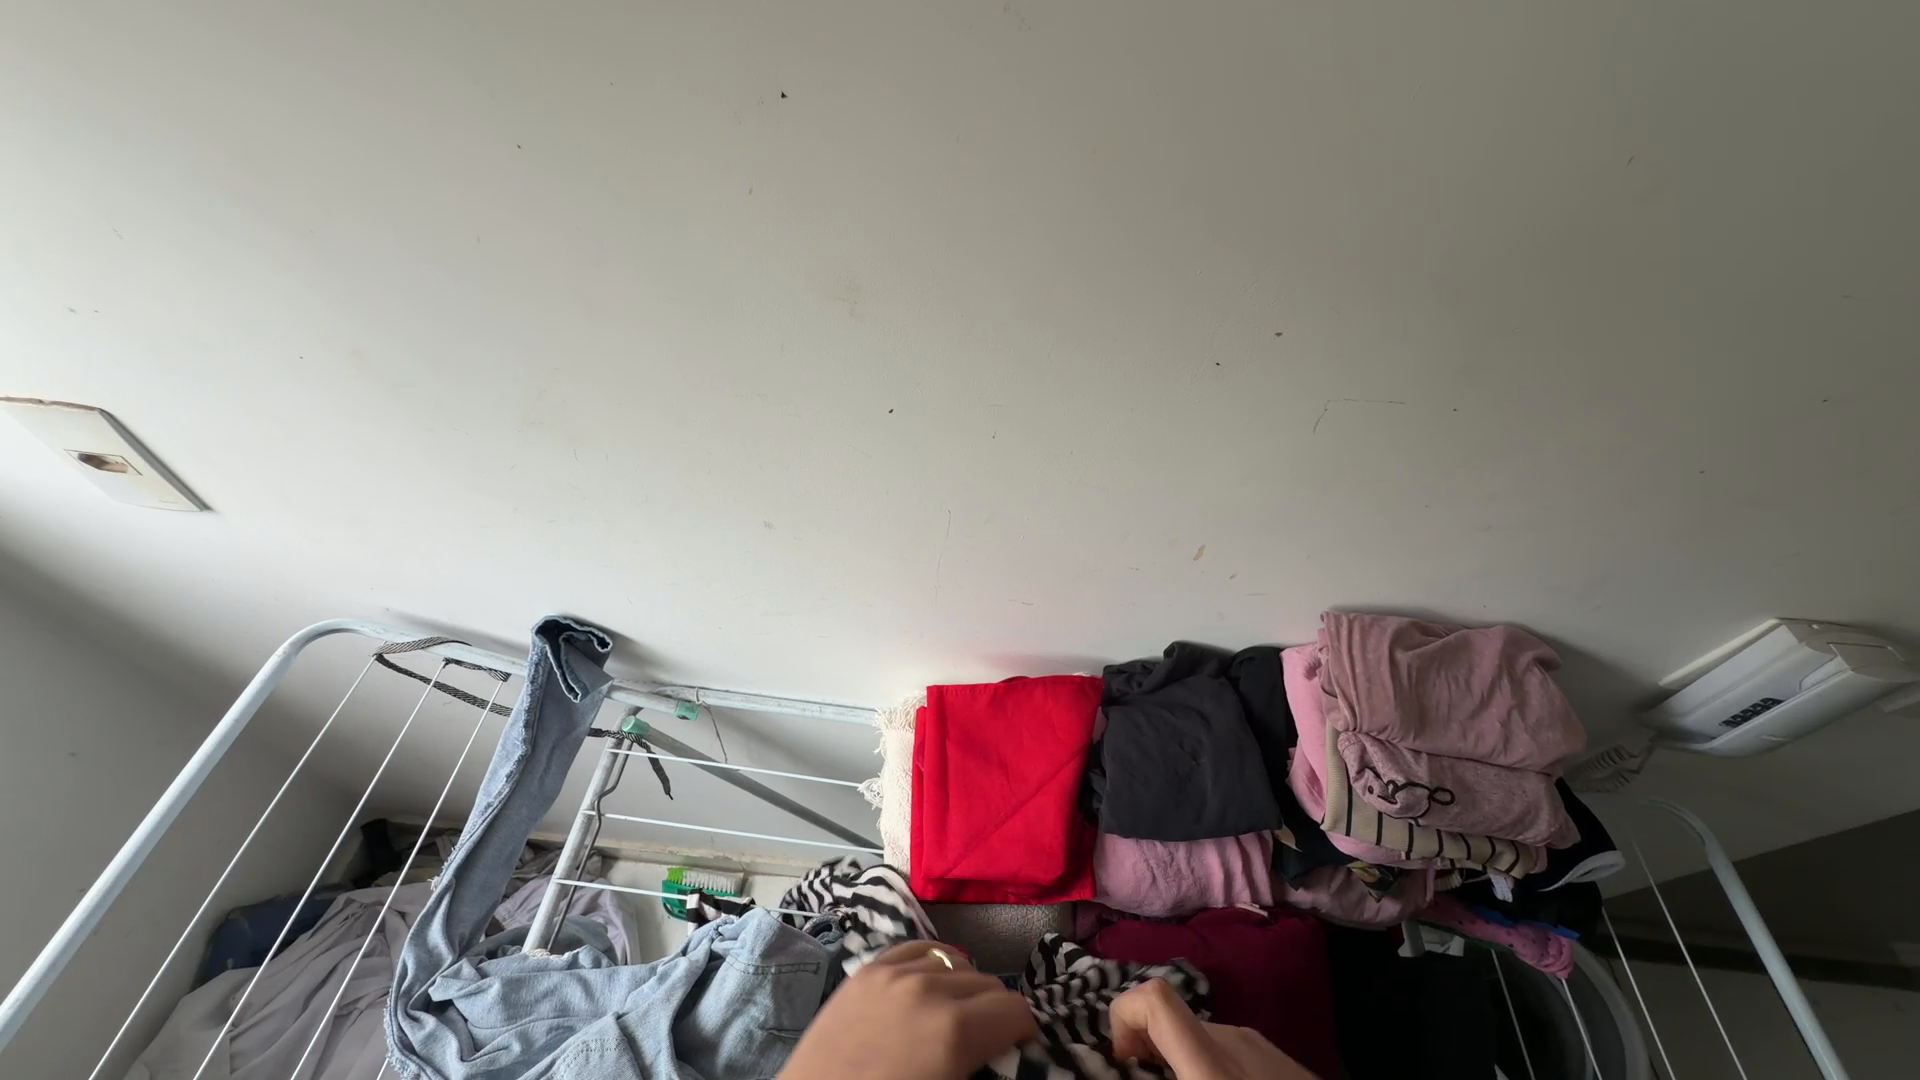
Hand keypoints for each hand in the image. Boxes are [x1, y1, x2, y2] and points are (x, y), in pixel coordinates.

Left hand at [780, 940, 1038, 1079]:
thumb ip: (980, 1068)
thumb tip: (1005, 1055)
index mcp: (954, 1030)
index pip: (1016, 1009)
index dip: (1023, 1032)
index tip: (1017, 1049)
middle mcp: (928, 988)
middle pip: (987, 982)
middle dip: (995, 1011)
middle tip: (987, 1042)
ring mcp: (892, 973)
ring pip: (954, 961)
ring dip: (964, 987)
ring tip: (956, 1015)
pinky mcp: (865, 970)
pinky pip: (914, 949)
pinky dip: (930, 964)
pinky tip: (928, 986)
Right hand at [1109, 979, 1319, 1079]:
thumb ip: (1173, 1074)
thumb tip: (1136, 1068)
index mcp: (1211, 1066)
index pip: (1154, 997)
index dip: (1122, 1015)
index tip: (1122, 1065)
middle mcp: (1237, 1043)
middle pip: (1170, 1020)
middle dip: (1147, 1052)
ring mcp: (1266, 1050)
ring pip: (1201, 1039)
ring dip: (1181, 1066)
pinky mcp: (1288, 1064)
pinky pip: (1233, 1056)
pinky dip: (1212, 1073)